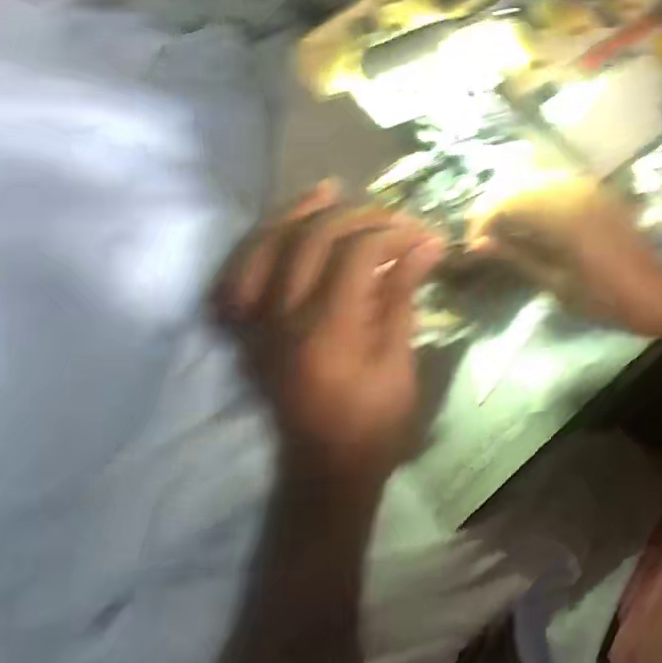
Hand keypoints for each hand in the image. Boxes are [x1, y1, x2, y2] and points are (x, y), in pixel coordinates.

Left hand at [212, 183, 446, 481]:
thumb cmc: (374, 421)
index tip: (424, 234)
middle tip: (390, 216)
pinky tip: (279, 233)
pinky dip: (255, 249)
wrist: (325, 470)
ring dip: (296, 214)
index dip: (393, 234)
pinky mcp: (244, 336)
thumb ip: (403, 295)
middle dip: (356, 217)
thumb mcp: (400, 359)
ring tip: (327, 192)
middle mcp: (279, 320)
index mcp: (325, 329)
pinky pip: (233, 280)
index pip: (356, 253)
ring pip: (262, 248)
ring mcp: (254, 326)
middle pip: (310, 239)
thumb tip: (428, 243)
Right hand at [471, 178, 661, 337]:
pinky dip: (540, 203)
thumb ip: (517, 257)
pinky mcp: (600, 194)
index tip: (473, 247)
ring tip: (507, 235)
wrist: (660, 292)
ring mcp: (589, 189)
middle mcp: (574, 191)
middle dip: (498, 212)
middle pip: (520, 189)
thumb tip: (479, 244)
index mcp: (562, 213)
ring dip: (519, 205)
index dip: (484, 222)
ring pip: (538, 185)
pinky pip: (559, 188)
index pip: (507, 204)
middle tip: (486, 242)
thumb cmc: (608, 297)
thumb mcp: (557, 284)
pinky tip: (536, 226)